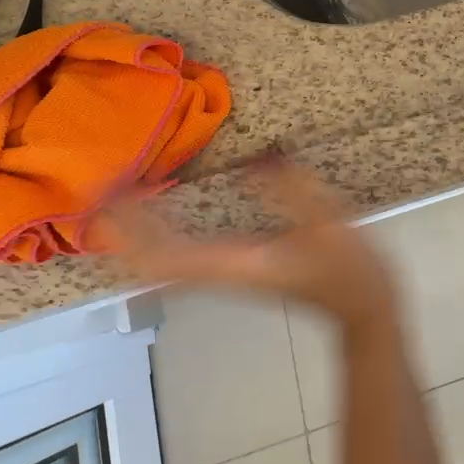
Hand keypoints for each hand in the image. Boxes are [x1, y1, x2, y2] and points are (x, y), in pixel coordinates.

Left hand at [109, 156, 398, 338]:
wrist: (362, 308)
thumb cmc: (349, 269)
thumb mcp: (329, 222)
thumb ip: (295, 190)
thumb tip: (262, 154)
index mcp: (236, 262)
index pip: (162, 252)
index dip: (132, 225)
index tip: (114, 191)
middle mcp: (220, 273)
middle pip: (147, 261)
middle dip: (120, 229)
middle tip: (102, 190)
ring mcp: (225, 275)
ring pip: (158, 263)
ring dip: (134, 234)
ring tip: (120, 199)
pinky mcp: (234, 271)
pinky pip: (177, 259)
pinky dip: (157, 239)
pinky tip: (157, 218)